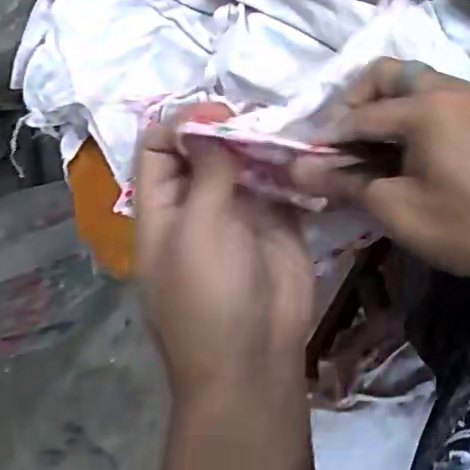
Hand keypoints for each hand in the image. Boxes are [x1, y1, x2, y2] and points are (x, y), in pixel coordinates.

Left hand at [134, 102, 315, 404]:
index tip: (223, 113)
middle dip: (231, 124)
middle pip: (209, 147)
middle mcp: (201, 202)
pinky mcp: (280, 218)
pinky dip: (292, 160)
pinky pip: (283, 179)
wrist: (253, 356)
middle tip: (264, 113)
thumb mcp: (198, 230)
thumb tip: (208, 120)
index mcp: (164, 207)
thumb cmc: (209, 297)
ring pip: (249, 159)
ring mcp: (243, 209)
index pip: (161, 147)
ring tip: (290, 121)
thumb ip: (208, 172)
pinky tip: (308, 144)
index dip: (186, 123)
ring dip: (265, 139)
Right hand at [290, 60, 469, 291]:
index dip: (327, 139)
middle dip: (356, 103)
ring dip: (385, 108)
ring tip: (371, 154)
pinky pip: (437, 97)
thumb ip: (348, 183)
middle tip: (342, 147)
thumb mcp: (403, 211)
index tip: (303, 161)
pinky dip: (412, 114)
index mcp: (426, 106)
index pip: (359, 115)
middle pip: (387, 74)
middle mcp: (448, 87)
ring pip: (413, 83)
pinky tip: (407, 153)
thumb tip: (298, 169)